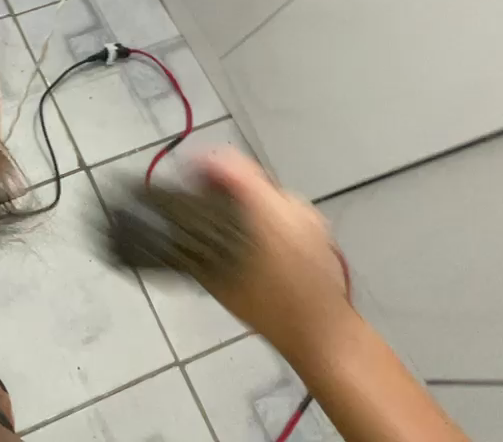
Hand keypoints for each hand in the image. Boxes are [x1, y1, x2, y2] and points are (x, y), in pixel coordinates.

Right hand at [193, 150, 353, 359]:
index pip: (231, 163)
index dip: (202, 164)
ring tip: (228, 230)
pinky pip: (283, 212)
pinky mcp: (320, 232)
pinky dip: (265, 218)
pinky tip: (256, 245)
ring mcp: (310, 218)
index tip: (185, 178)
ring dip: (244, 204)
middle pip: (248, 178)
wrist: (326, 339)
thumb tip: (176, 224)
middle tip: (202, 209)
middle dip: (223, 189)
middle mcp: (292, 205)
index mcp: (268, 209)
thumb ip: (198, 243)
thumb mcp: (221, 279)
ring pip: (266, 196)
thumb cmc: (271, 309)